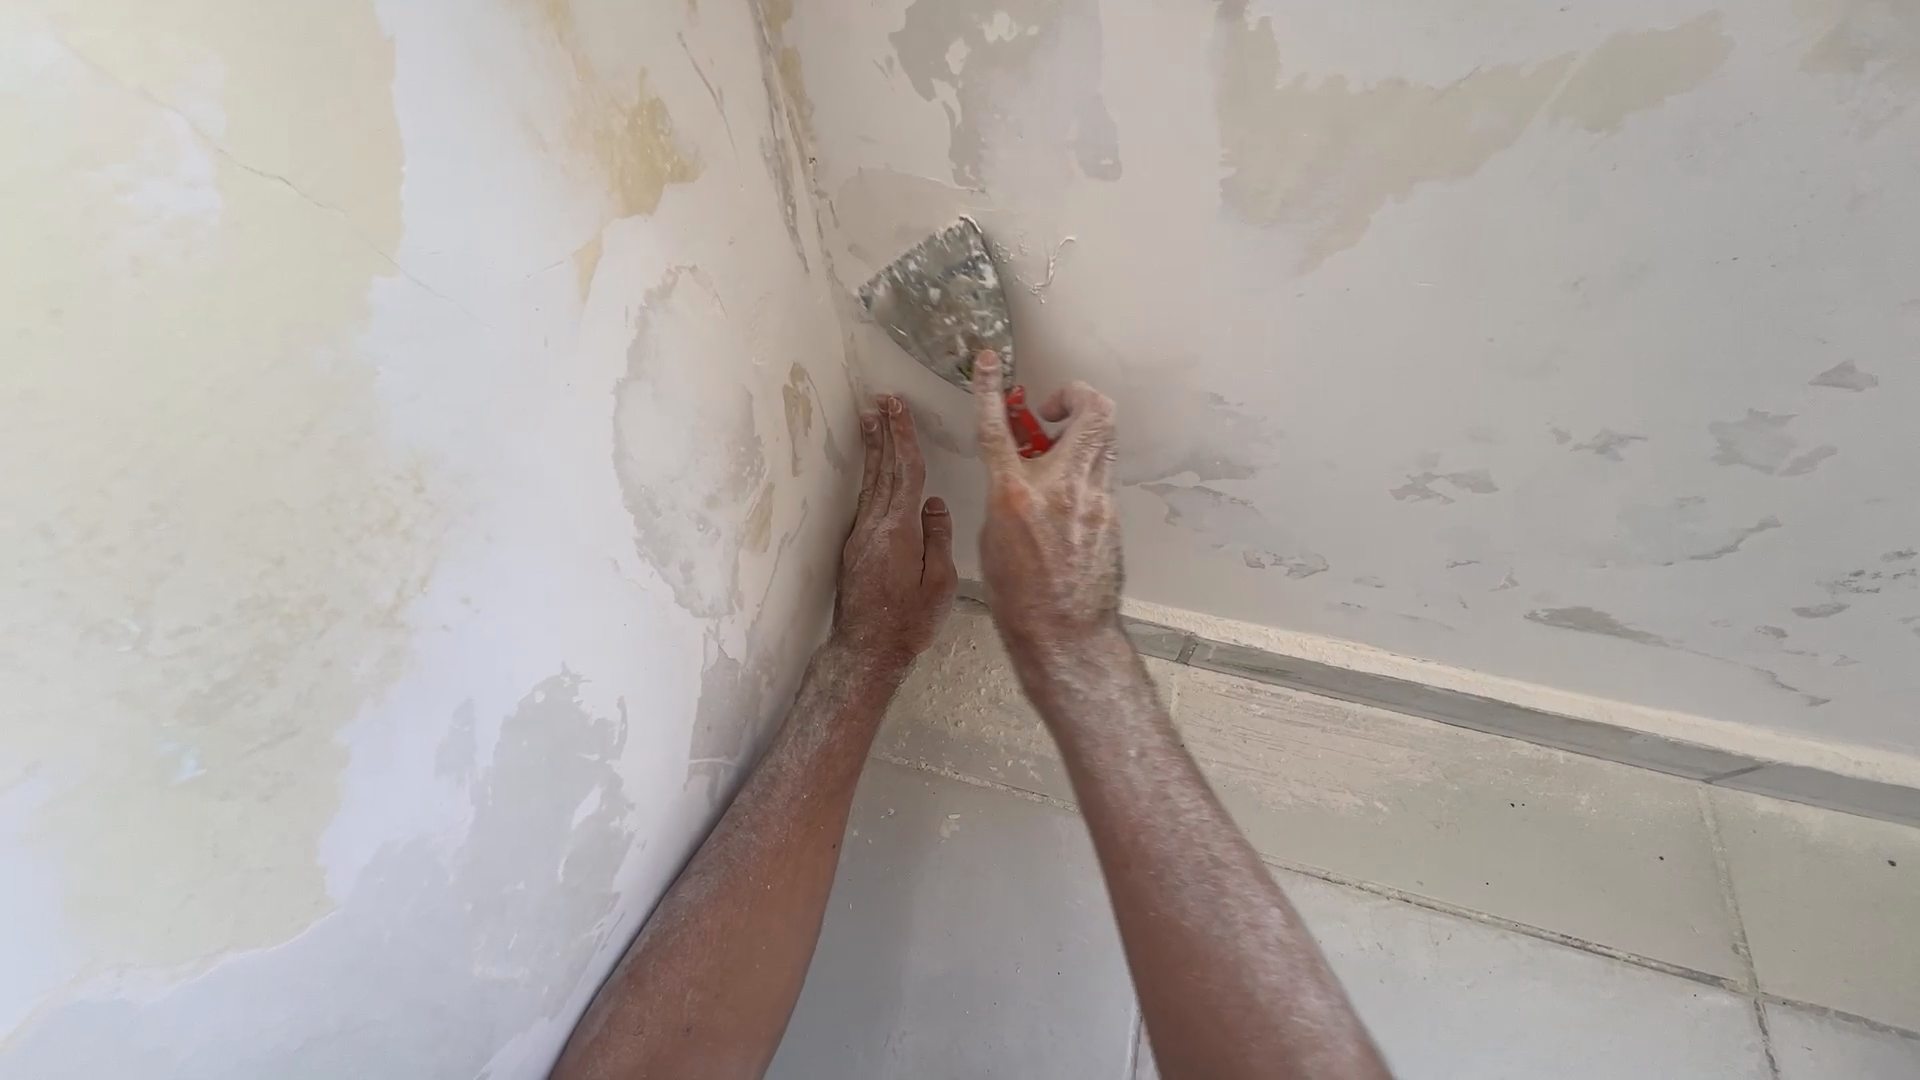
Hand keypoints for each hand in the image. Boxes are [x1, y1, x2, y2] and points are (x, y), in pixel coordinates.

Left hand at [831, 395, 957, 672]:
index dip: (902, 438)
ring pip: (871, 484)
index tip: (898, 408)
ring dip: (873, 451)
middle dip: (884, 434)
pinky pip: (867, 502)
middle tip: (882, 402)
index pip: (904, 473)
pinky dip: (873, 477)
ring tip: (871, 421)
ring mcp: (861, 536)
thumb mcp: (938, 583)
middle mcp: (874, 526)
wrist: (867, 649)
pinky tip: (876, 471)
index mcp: (898, 530)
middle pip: (882, 471)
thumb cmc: (909, 621)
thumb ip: (937, 539)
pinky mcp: (855, 548)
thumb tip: (933, 504)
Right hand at [971, 350, 1124, 656]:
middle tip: (1053, 410)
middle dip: (1075, 394)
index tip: (990, 362)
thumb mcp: (992, 537)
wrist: (1064, 631)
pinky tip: (1068, 492)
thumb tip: (1015, 472)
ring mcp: (1094, 499)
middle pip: (1091, 411)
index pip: (997, 429)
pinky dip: (1086, 466)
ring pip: (1105, 435)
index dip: (990, 388)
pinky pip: (1103, 470)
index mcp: (1015, 496)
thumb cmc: (1019, 595)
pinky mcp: (1110, 513)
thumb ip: (1003, 493)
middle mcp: (1060, 489)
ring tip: (1061, 447)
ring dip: (1084, 426)